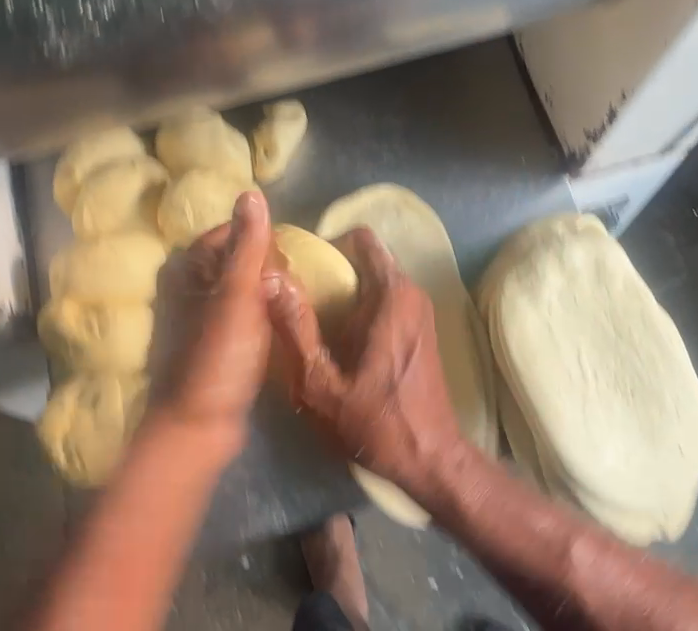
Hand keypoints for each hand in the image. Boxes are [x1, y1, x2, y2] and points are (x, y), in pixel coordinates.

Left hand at [155, 192, 274, 440]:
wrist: (198, 427)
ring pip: (251, 288)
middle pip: (247, 258)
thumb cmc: (217, 356)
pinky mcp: (215, 340)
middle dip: (270, 276)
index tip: (278, 277)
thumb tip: (252, 192)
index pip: (239, 231)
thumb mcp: (237, 294)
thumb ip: (248, 244)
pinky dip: (263, 320)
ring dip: (271, 300)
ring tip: (279, 322)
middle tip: (277, 304)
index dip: (265, 249)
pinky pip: (248, 314)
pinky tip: (274, 336)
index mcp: (187, 265)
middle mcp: (190, 283)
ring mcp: (203, 314)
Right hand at [264, 227, 462, 496]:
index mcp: (391, 294)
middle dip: (329, 271)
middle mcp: (410, 292)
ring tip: (307, 319)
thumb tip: (268, 278)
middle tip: (294, 295)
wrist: (429, 459)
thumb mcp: (322, 384)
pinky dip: (358, 310)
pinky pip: (383, 301)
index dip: (327, 244)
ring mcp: (418, 311)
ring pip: (372, 282)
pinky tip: (334, 341)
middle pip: (363, 260)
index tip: (299, 264)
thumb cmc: (377, 423)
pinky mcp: (418, 329)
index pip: (360, 239)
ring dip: (342, 293)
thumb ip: (295, 328)